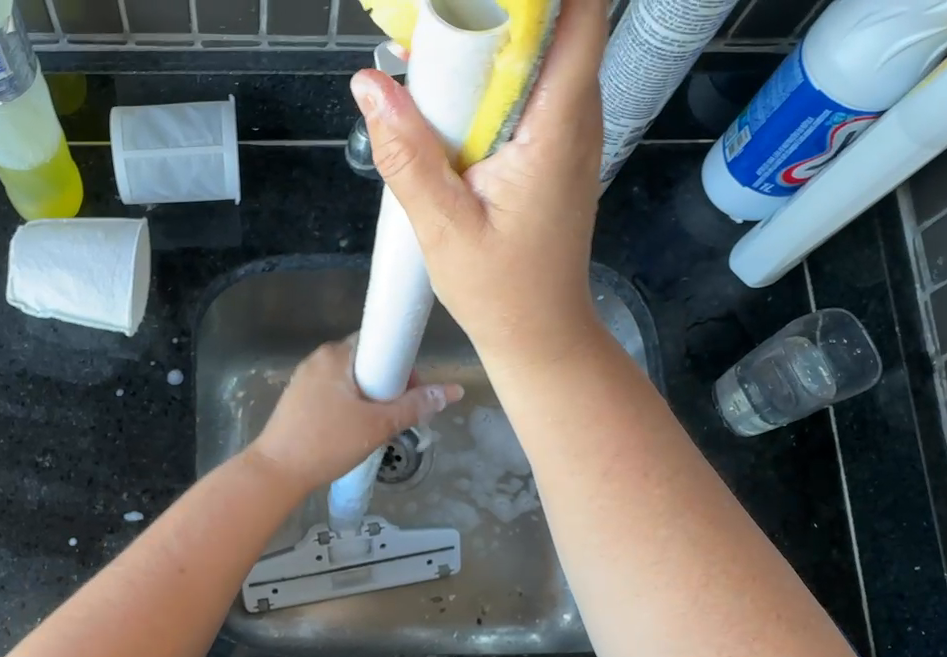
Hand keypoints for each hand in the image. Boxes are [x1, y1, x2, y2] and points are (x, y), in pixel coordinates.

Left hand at [246, 338, 463, 495]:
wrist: (276, 473)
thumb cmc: (326, 443)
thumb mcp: (377, 426)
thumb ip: (415, 407)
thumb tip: (452, 391)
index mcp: (336, 353)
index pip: (380, 342)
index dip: (403, 364)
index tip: (413, 392)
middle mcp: (319, 359)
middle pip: (367, 363)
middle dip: (389, 387)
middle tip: (399, 416)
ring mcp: (305, 380)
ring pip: (351, 382)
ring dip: (370, 401)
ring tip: (378, 428)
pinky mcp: (297, 401)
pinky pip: (334, 396)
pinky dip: (350, 409)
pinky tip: (354, 433)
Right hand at [350, 0, 609, 350]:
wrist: (539, 334)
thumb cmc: (500, 292)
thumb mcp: (442, 229)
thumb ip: (406, 155)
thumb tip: (368, 84)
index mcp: (557, 129)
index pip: (578, 17)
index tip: (475, 4)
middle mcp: (577, 119)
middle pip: (554, 28)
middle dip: (496, 18)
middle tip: (431, 31)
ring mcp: (571, 134)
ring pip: (540, 58)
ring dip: (489, 50)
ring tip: (430, 59)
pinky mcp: (556, 150)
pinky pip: (530, 93)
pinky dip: (492, 84)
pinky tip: (449, 105)